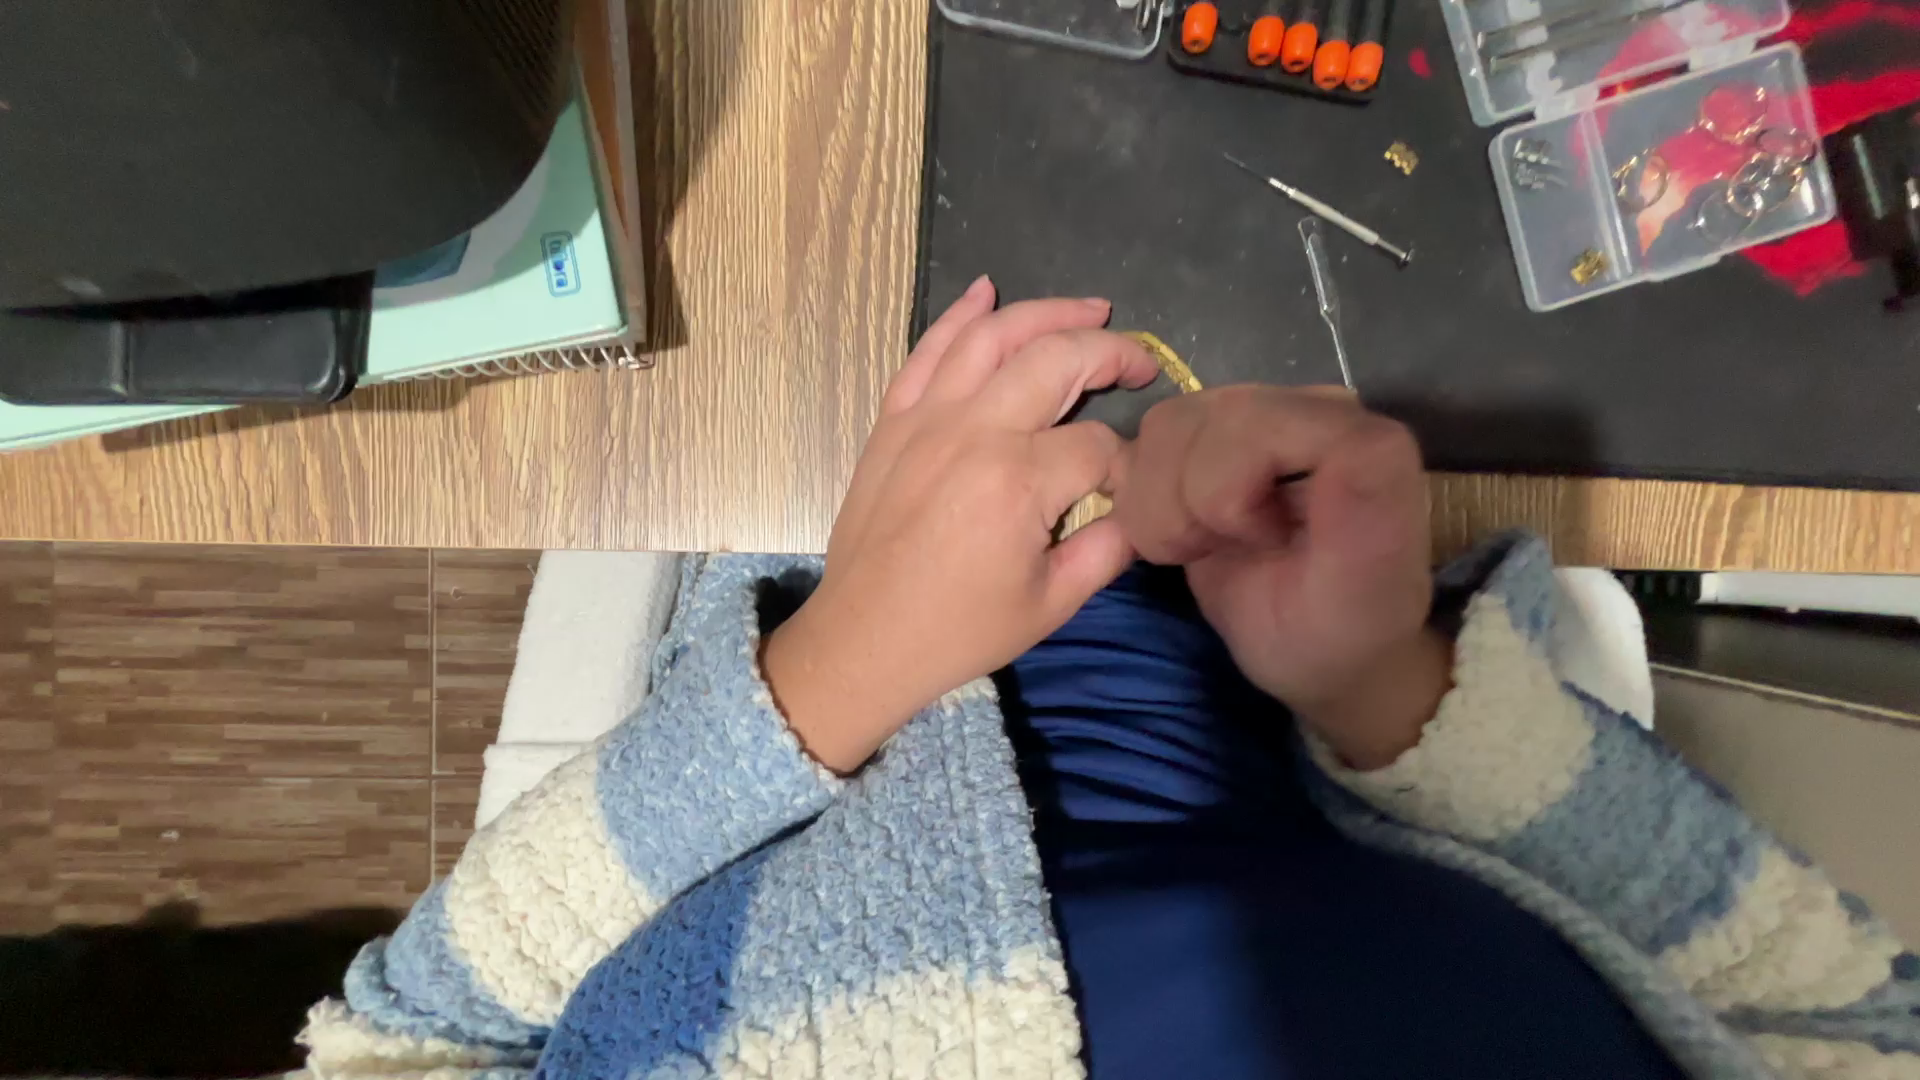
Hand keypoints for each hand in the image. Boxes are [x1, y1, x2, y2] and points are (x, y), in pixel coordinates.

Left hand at [762, 278, 1158, 772]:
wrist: (864, 639)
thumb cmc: (959, 631)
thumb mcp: (1052, 604)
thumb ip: (1110, 546)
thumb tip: (1143, 506)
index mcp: (1018, 482)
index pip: (1098, 446)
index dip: (1127, 462)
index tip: (1131, 485)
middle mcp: (973, 432)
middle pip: (1056, 361)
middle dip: (1111, 354)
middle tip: (1140, 363)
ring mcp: (926, 419)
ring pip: (992, 337)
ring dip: (1047, 314)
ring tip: (1091, 309)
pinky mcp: (892, 422)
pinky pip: (926, 352)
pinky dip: (958, 316)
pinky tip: (986, 291)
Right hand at [1110, 385, 1450, 769]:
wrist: (1310, 648)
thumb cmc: (1337, 629)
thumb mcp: (1363, 589)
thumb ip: (1368, 512)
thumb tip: (1360, 439)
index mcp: (1348, 431)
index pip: (1245, 424)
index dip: (1228, 497)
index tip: (1264, 544)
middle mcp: (1291, 409)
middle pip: (1187, 425)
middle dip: (1187, 509)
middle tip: (1228, 552)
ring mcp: (1240, 420)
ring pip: (1156, 433)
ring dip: (1160, 511)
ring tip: (1205, 547)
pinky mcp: (1197, 442)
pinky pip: (1136, 450)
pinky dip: (1139, 508)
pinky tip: (1178, 538)